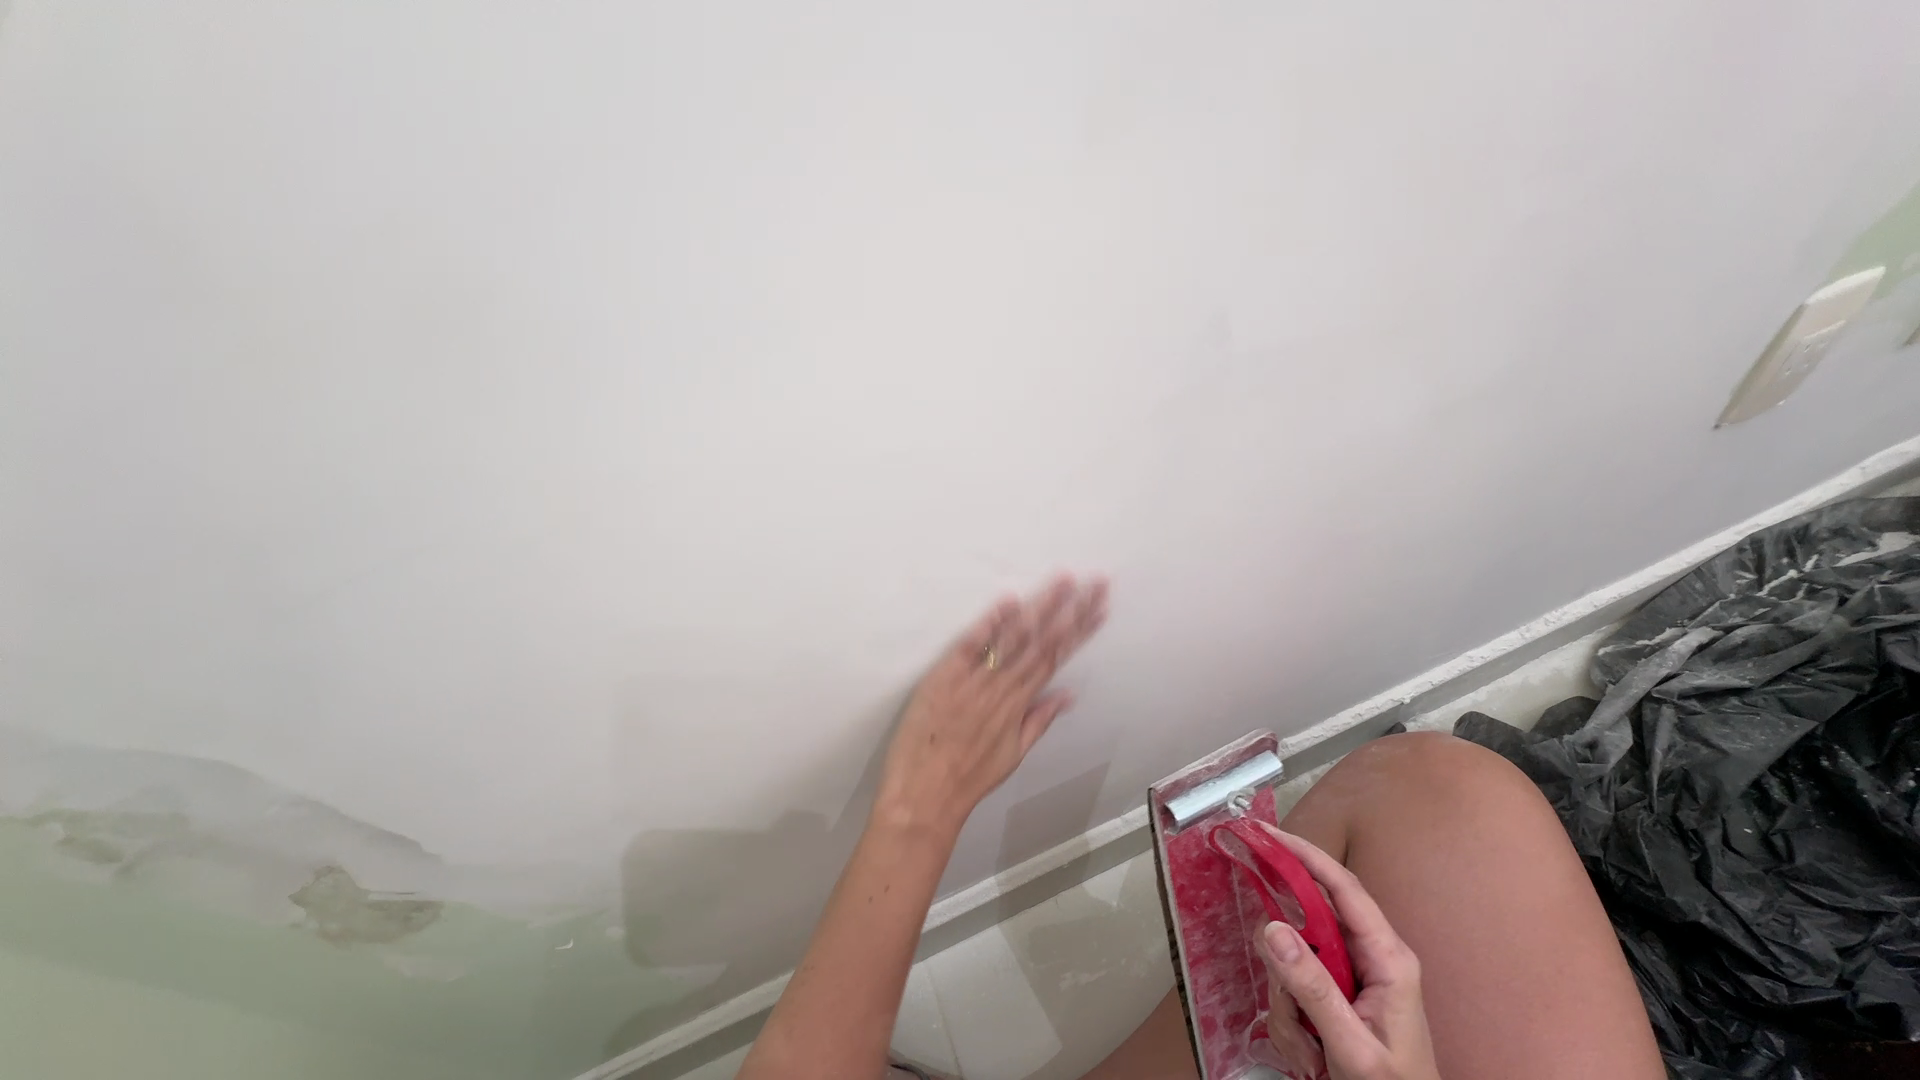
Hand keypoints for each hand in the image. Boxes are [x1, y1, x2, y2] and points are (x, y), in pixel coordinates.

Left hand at [873, 574, 1109, 838]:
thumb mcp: (1012, 755)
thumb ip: (1039, 721)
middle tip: (1095, 582)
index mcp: (1018, 705)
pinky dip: (990, 624)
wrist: (923, 796)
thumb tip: (1067, 695)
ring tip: (1062, 581)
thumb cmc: (966, 780)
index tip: (1100, 607)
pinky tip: (1009, 601)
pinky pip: (970, 646)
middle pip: (1042, 642)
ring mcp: (973, 682)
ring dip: (1040, 608)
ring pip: (1013, 639)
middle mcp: (1001, 689)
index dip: (1079, 631)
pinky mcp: (943, 678)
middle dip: (1070, 610)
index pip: (1055, 659)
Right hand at [1252, 826, 1440, 1079]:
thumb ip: (1312, 988)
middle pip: (1306, 926)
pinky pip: (1292, 985)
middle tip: (1290, 1009)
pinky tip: (1310, 1054)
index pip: (1343, 887)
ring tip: (1311, 1053)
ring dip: (1289, 1006)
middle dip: (1287, 970)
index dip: (1304, 854)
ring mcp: (1351, 973)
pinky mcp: (1335, 991)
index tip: (1265, 834)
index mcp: (1388, 957)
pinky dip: (1290, 1020)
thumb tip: (1271, 926)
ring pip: (1292, 959)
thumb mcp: (1352, 1046)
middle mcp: (1370, 955)